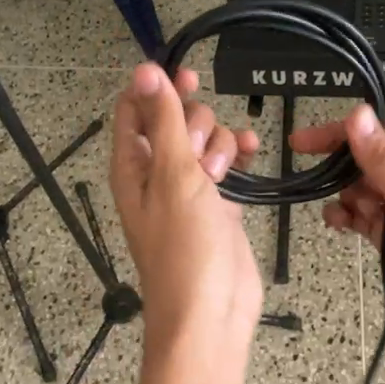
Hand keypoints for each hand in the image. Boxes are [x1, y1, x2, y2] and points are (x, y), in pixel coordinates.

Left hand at [110, 63, 262, 345]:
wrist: (210, 314)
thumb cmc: (184, 247)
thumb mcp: (173, 176)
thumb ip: (165, 121)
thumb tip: (145, 69)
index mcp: (132, 166)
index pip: (134, 110)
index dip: (156, 87)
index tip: (187, 76)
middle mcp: (157, 173)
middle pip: (176, 120)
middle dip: (196, 124)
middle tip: (202, 155)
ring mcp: (189, 189)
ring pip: (206, 140)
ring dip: (220, 144)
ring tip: (223, 174)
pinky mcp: (219, 203)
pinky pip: (229, 163)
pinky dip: (239, 154)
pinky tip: (252, 152)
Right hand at [292, 106, 384, 353]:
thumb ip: (382, 160)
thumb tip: (358, 114)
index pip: (376, 136)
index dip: (338, 135)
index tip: (300, 143)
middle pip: (364, 162)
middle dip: (340, 171)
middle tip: (314, 182)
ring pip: (358, 190)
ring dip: (343, 197)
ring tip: (342, 216)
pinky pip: (360, 217)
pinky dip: (345, 218)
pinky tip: (337, 225)